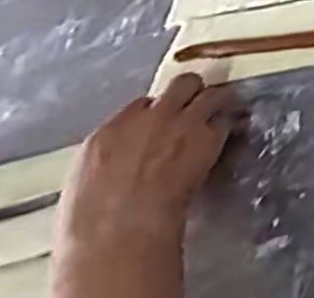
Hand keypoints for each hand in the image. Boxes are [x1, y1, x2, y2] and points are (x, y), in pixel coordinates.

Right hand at [59, 74, 239, 250]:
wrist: (120, 230)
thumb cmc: (91, 217)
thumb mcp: (88, 173)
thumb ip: (117, 146)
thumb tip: (133, 141)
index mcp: (111, 130)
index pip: (143, 102)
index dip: (156, 109)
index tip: (162, 118)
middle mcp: (151, 118)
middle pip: (183, 84)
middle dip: (191, 91)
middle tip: (196, 102)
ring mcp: (185, 123)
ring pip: (213, 93)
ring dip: (217, 101)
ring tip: (220, 110)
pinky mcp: (210, 135)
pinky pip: (225, 120)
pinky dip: (226, 125)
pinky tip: (223, 134)